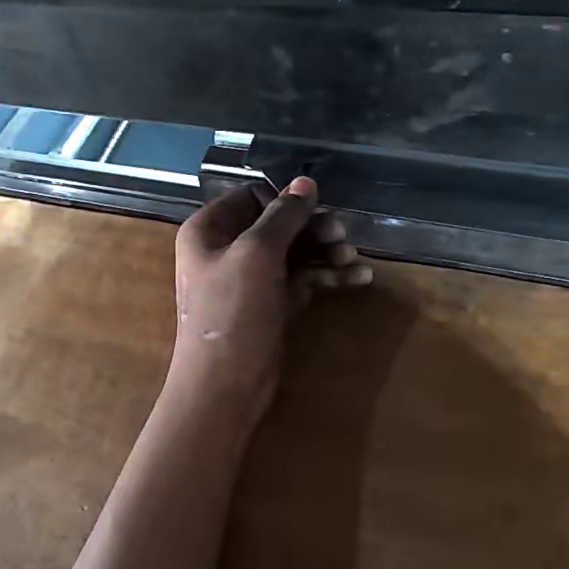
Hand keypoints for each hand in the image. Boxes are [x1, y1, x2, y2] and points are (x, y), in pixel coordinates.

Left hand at [172, 176, 370, 409]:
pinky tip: (359, 279)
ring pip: (294, 253)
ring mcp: (251, 280)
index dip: (284, 200)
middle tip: (343, 235)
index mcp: (209, 230)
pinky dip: (327, 278)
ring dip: (325, 253)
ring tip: (353, 258)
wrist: (224, 387)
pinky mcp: (272, 305)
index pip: (250, 197)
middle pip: (278, 225)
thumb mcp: (257, 254)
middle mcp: (228, 250)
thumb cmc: (233, 312)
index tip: (316, 207)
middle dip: (312, 228)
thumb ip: (284, 215)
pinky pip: (303, 280)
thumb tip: (306, 181)